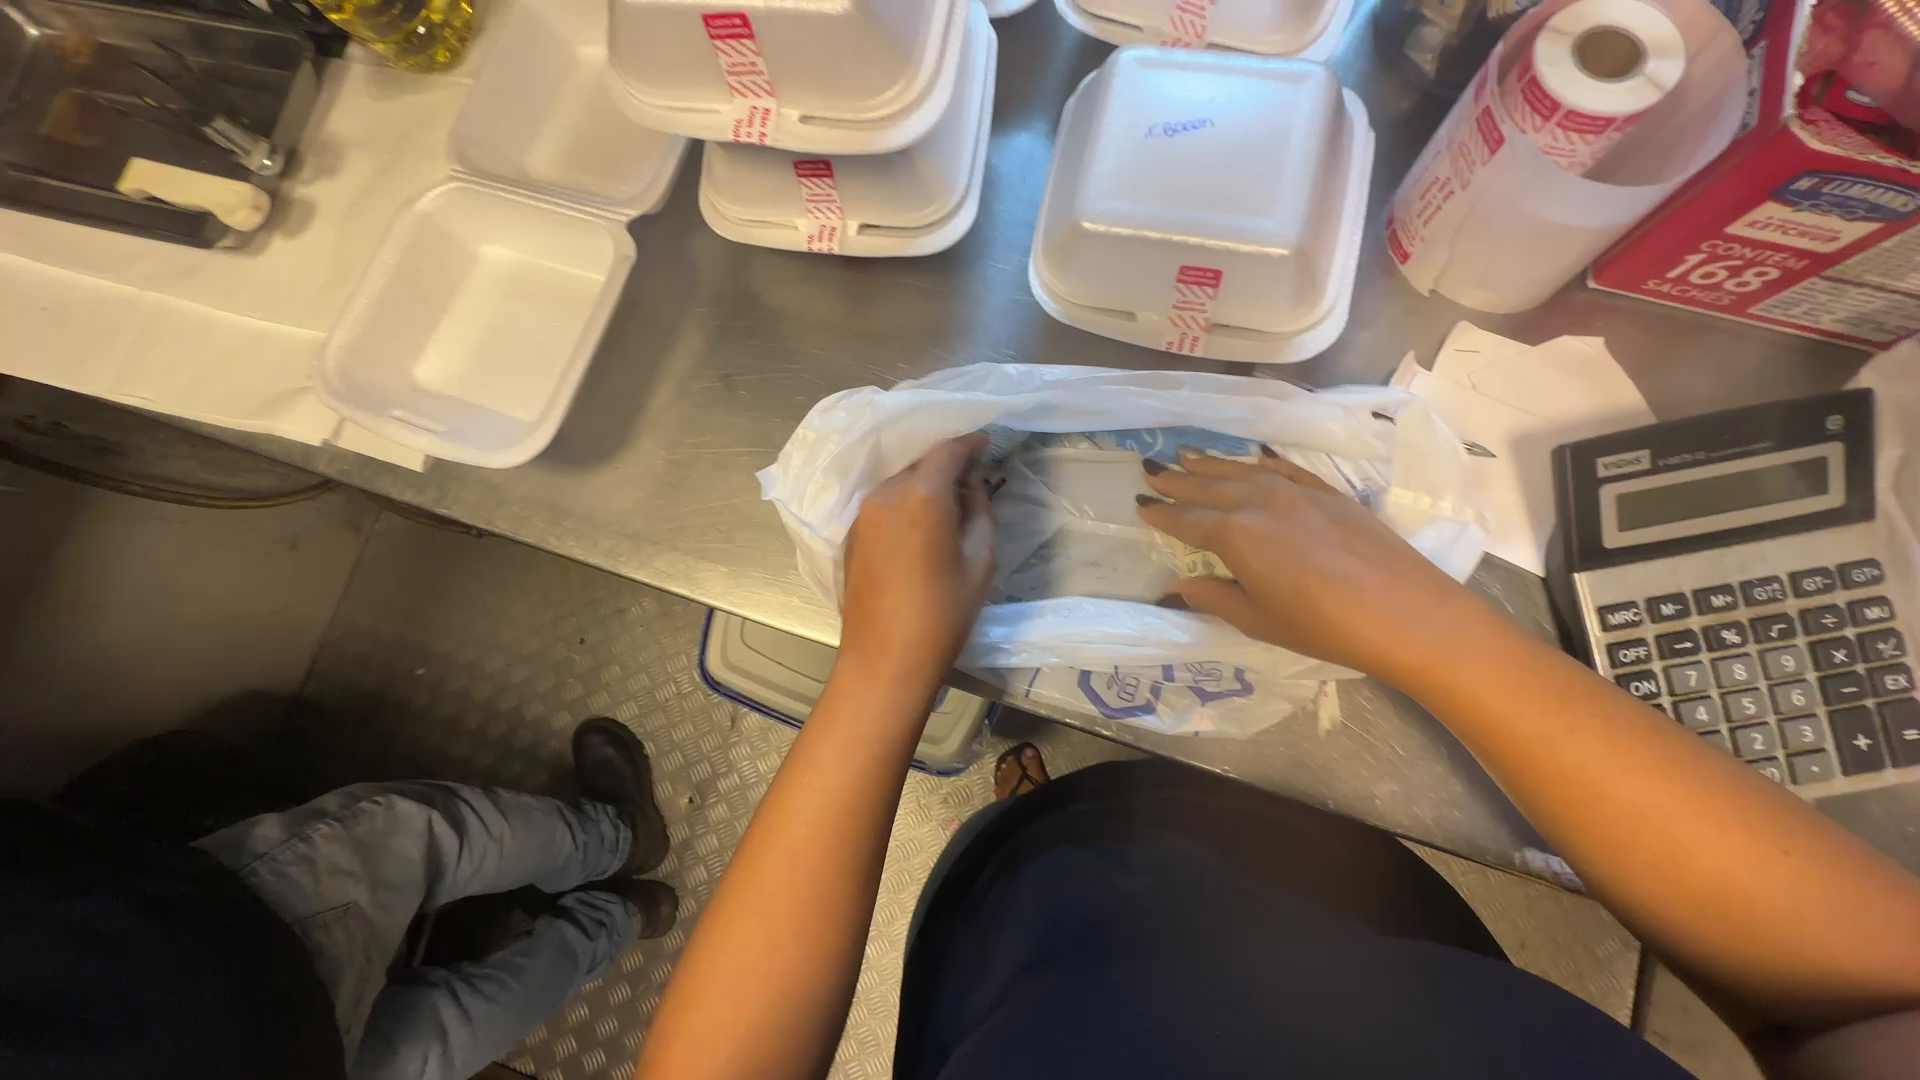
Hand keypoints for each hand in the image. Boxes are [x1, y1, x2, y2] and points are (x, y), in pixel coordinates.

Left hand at [839, 434, 995, 686]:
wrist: (885, 660)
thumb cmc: (942, 615)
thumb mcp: (980, 562)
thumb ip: (980, 513)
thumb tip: (972, 488)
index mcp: (920, 495)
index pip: (946, 450)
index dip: (969, 443)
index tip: (985, 444)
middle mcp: (884, 494)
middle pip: (919, 463)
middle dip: (946, 463)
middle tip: (971, 476)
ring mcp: (862, 515)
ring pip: (898, 481)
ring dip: (923, 483)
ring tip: (948, 502)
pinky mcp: (851, 536)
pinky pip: (883, 504)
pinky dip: (904, 502)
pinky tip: (920, 523)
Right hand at [1136, 447, 1482, 679]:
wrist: (1408, 614)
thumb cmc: (1324, 626)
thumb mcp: (1258, 620)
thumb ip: (1214, 597)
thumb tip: (1178, 586)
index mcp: (1236, 535)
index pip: (1187, 520)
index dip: (1162, 514)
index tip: (1140, 505)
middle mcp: (1261, 503)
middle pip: (1210, 487)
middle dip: (1178, 480)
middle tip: (1152, 470)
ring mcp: (1298, 493)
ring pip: (1244, 471)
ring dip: (1213, 464)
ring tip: (1188, 456)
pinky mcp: (1329, 494)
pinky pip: (1285, 469)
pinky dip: (1263, 463)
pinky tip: (1253, 459)